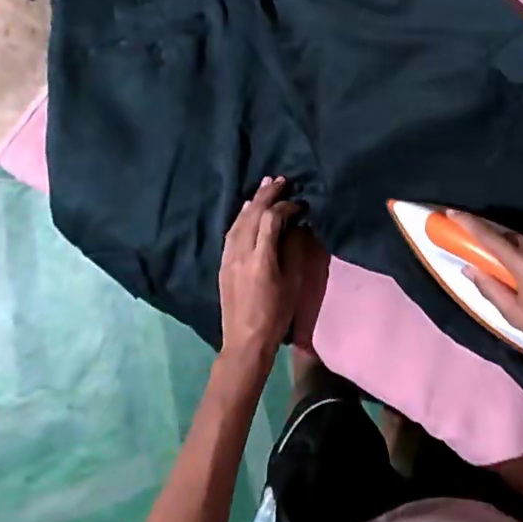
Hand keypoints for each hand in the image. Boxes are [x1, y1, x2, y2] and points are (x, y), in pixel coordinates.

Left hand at [219, 177, 303, 362]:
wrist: (245, 341)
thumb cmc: (275, 316)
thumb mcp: (292, 285)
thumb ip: (294, 252)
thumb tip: (296, 226)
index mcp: (261, 259)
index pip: (271, 220)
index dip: (285, 207)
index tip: (299, 203)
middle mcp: (241, 253)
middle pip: (252, 214)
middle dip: (266, 195)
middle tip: (280, 180)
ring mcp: (229, 257)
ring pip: (239, 221)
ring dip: (252, 202)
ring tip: (265, 186)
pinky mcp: (223, 263)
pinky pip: (231, 231)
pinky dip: (241, 216)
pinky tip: (247, 209)